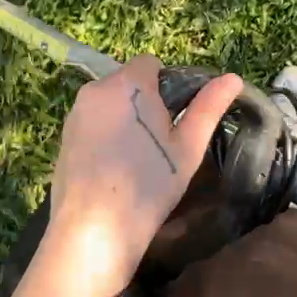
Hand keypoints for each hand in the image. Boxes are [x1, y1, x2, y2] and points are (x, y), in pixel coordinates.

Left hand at [0, 56, 242, 296]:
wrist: (92, 232)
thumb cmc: (148, 186)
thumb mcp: (187, 148)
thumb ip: (208, 107)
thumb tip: (233, 78)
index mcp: (128, 83)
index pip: (151, 64)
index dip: (166, 88)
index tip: (173, 121)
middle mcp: (97, 89)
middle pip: (128, 83)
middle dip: (144, 103)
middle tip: (158, 144)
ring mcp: (75, 113)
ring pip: (110, 103)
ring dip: (124, 118)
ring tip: (136, 160)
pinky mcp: (63, 137)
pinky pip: (92, 123)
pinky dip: (104, 135)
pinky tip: (113, 170)